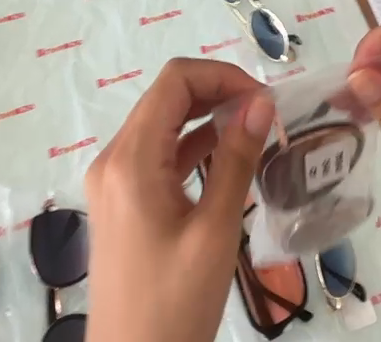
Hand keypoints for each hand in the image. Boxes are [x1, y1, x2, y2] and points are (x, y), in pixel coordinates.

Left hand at [85, 58, 274, 341]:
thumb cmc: (173, 304)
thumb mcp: (214, 232)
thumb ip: (237, 160)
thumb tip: (262, 102)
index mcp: (130, 159)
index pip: (175, 80)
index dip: (222, 76)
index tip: (264, 100)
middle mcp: (115, 159)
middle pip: (168, 96)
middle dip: (219, 92)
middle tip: (266, 114)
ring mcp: (115, 180)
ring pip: (164, 122)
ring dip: (209, 116)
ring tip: (256, 130)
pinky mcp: (123, 201)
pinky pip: (160, 153)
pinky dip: (194, 144)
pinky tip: (230, 155)